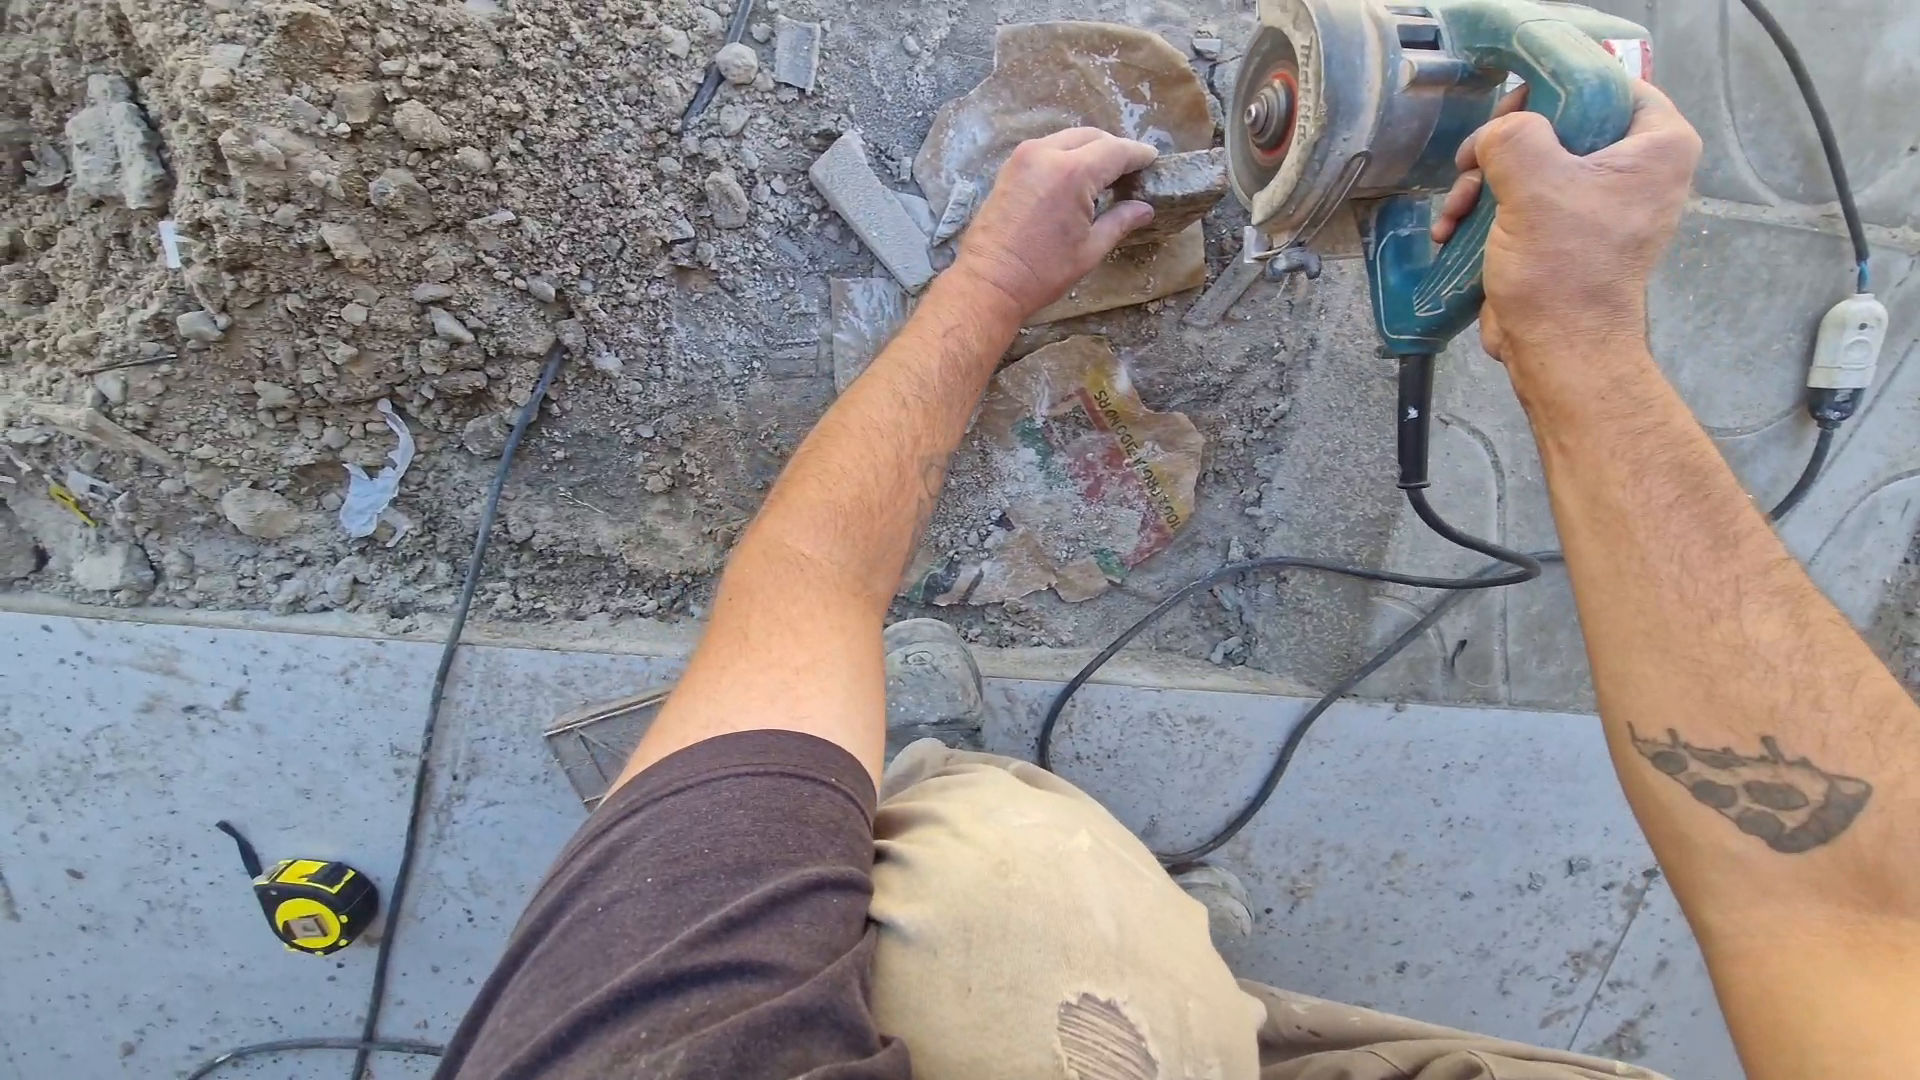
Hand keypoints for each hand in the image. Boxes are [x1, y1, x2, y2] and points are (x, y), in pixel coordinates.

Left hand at [951, 128, 1159, 319]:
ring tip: (1101, 176)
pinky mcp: (1010, 167)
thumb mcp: (1089, 250)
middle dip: (1113, 150)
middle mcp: (1047, 154)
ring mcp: (1024, 157)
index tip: (1151, 160)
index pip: (1116, 150)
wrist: (988, 283)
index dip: (1138, 154)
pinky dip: (1065, 156)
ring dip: (1088, 150)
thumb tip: (1144, 209)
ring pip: (1067, 139)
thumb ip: (1119, 221)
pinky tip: (1073, 179)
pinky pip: (1046, 149)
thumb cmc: (1041, 273)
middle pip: (1092, 136)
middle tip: (1127, 171)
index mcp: (1073, 173)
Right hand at [1432, 81, 1701, 363]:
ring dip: (1478, 191)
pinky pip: (1517, 208)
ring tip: (1451, 217)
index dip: (1551, 92)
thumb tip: (1492, 134)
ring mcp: (1593, 207)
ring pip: (1527, 171)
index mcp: (1655, 145)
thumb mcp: (1535, 188)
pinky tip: (1450, 234)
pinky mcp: (1559, 238)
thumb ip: (1512, 140)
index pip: (1607, 87)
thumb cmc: (1560, 266)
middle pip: (1557, 131)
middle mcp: (1632, 170)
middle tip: (1466, 170)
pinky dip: (1480, 218)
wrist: (1556, 344)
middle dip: (1499, 154)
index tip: (1504, 112)